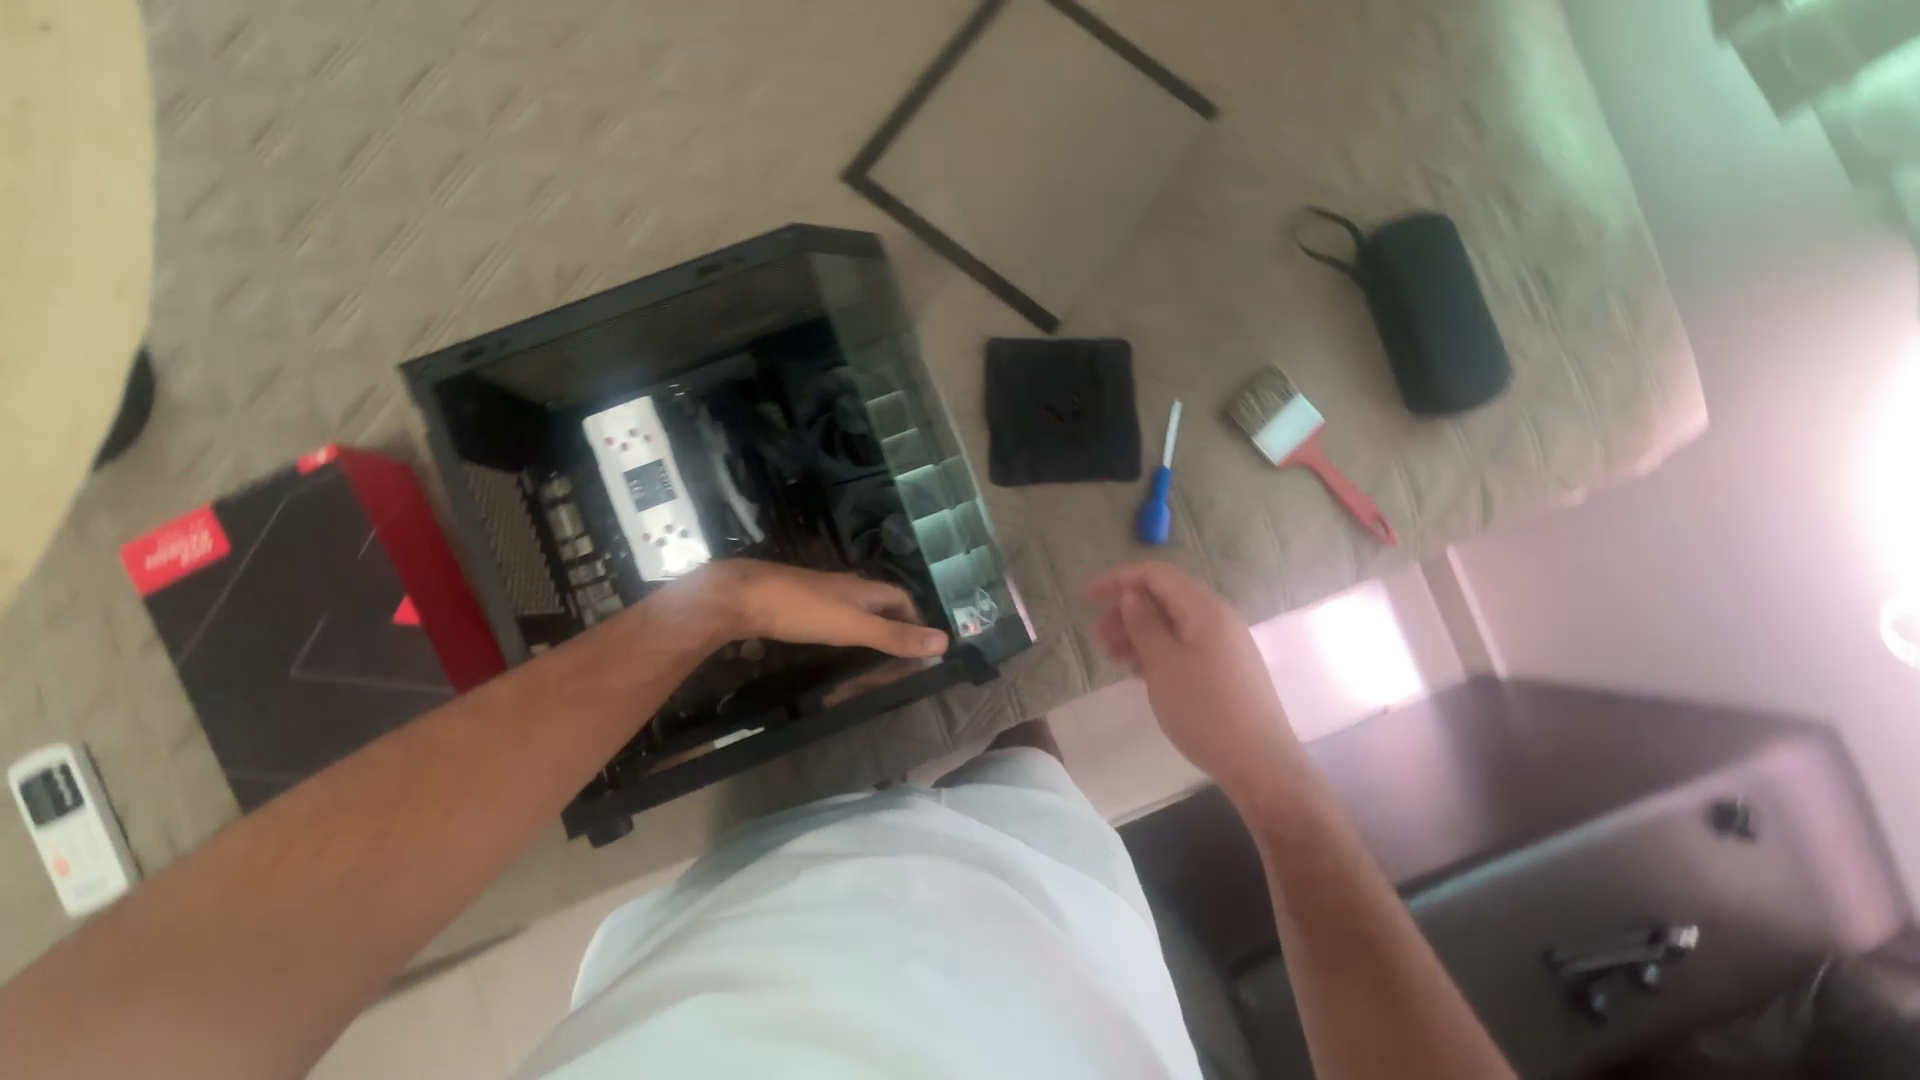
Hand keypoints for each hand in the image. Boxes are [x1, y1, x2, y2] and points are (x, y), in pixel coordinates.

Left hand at [695, 560, 948, 657]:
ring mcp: (820, 594)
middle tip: (900, 657)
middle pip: (880, 603)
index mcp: (864, 589)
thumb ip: (896, 636)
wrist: (743, 597)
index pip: (902, 598)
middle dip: (895, 625)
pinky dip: (843, 632)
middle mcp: (846, 587)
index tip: (924, 644)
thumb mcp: (855, 627)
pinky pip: (832, 617)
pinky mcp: (797, 604)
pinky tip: (834, 647)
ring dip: (868, 629)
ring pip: (855, 610)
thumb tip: (944, 641)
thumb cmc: (803, 610)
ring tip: (872, 656)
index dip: (916, 618)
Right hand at [1087, 562, 1302, 800]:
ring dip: (1138, 633)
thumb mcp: (1163, 663)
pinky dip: (1157, 651)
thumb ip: (1144, 623)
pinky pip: (1184, 646)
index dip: (1119, 579)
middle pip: (1164, 598)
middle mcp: (1218, 618)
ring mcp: (1224, 645)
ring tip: (1112, 657)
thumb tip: (1133, 593)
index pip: (1156, 574)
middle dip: (1126, 610)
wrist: (1258, 762)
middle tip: (1097, 638)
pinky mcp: (1225, 669)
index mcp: (1204, 608)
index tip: (1087, 598)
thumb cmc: (1204, 709)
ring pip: (1172, 624)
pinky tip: (1137, 671)